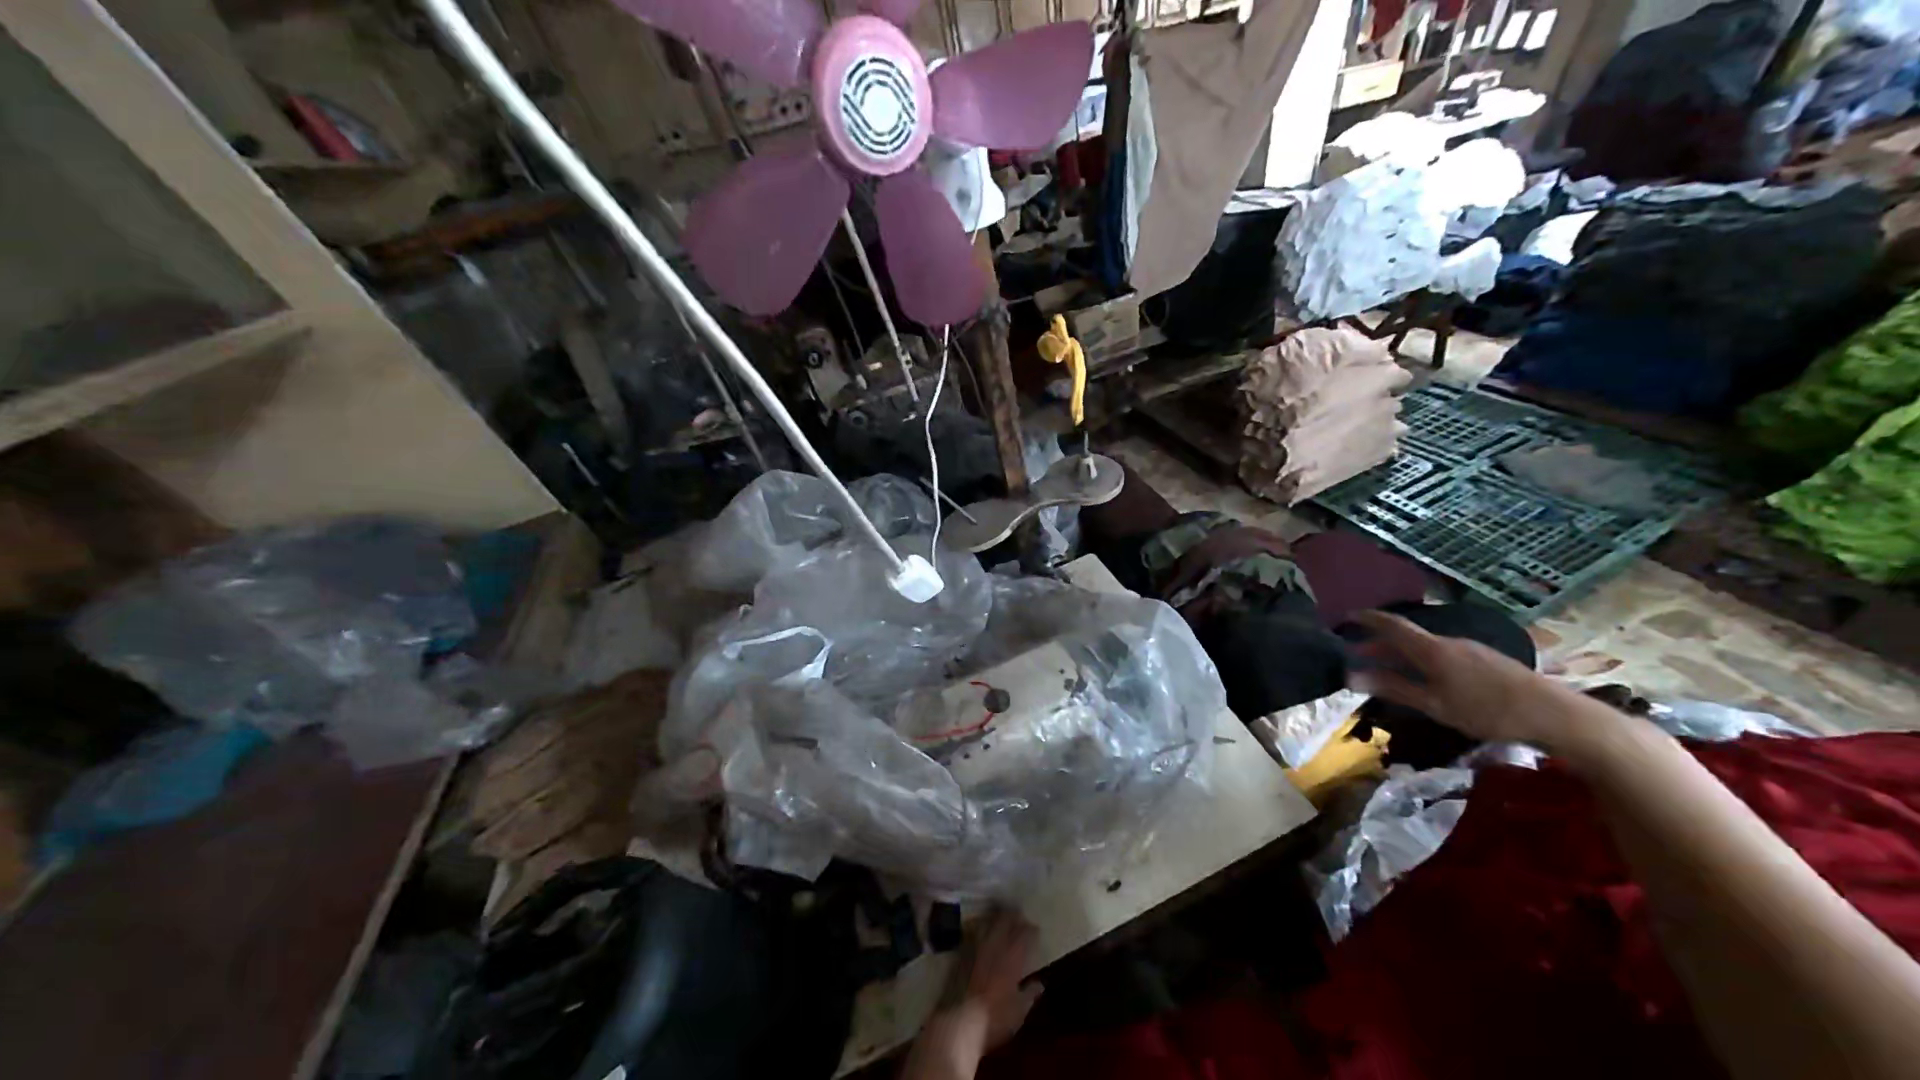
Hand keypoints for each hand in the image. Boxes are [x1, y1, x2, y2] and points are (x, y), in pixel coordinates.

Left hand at [901, 912, 1041, 1079]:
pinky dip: (980, 927)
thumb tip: (1040, 984)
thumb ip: (1030, 994)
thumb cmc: (994, 1019)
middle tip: (1019, 916)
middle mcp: (995, 946)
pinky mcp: (962, 952)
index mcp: (1013, 957)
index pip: (1025, 934)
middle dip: (1014, 915)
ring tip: (1001, 918)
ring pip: (988, 921)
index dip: (1031, 930)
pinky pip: (973, 932)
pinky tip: (982, 930)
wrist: (959, 1021)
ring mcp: (976, 947)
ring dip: (996, 917)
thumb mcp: (1019, 1011)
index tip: (1035, 930)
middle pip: (1005, 919)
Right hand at [1346, 610, 1597, 748]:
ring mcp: (1471, 650)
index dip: (1368, 619)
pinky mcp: (1487, 661)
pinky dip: (1423, 660)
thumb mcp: (1434, 705)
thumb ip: (1394, 688)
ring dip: (1402, 654)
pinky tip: (1426, 677)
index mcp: (1432, 649)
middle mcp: (1449, 642)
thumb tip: (1351, 676)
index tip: (1347, 616)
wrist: (1554, 714)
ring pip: (1426, 646)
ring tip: (1388, 668)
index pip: (1391, 625)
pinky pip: (1443, 654)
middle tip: (1358, 652)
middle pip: (1408, 637)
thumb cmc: (1487, 711)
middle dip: (1381, 643)